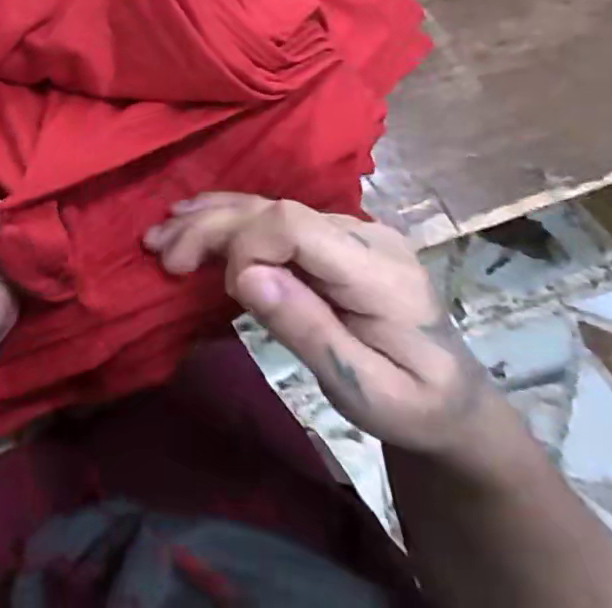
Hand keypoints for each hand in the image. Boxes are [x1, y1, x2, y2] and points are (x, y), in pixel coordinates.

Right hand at [144, 193, 499, 462]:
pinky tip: (188, 217)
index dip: (246, 246)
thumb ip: (309, 330)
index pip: (294, 227)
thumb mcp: (366, 391)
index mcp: (378, 271)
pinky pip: (268, 215)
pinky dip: (223, 218)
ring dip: (206, 219)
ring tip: (160, 239)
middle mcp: (362, 234)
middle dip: (210, 230)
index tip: (231, 291)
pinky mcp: (329, 236)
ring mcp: (347, 229)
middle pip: (270, 209)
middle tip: (165, 260)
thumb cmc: (412, 406)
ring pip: (262, 206)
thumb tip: (246, 276)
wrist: (452, 400)